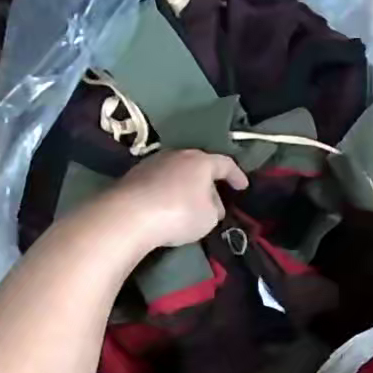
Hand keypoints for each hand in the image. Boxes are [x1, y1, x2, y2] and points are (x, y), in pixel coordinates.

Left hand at [90, 149, 247, 251]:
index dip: (237, 175)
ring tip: (190, 204)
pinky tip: (167, 206)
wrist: (130, 215)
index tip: (243, 186)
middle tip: (215, 200)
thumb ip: (214, 207)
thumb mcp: (209, 217)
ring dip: (186, 187)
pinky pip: (160, 182)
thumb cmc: (179, 213)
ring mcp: (153, 163)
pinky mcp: (134, 175)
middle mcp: (177, 155)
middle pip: (199, 166)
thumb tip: (210, 205)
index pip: (226, 164)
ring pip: (178, 172)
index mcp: (201, 161)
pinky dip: (168, 192)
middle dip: (209, 182)